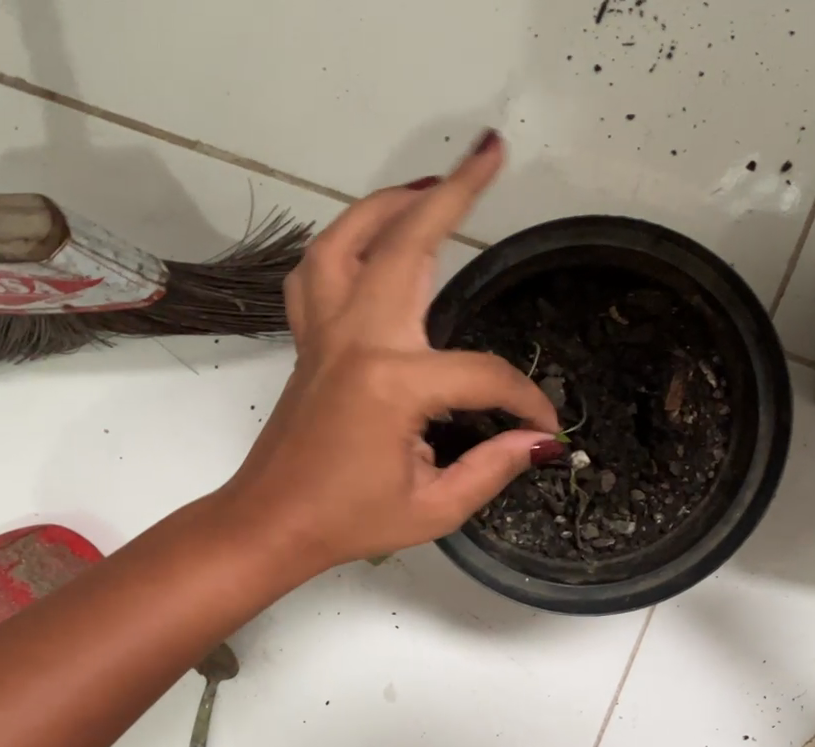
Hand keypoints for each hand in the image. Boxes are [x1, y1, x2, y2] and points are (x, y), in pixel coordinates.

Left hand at [217, 130, 561, 570]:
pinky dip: (342, 242)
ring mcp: (325, 332)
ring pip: (349, 241)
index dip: (524, 401)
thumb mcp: (434, 509)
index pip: (482, 375)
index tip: (545, 429)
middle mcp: (357, 339)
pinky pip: (316, 271)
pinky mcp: (308, 340)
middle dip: (453, 194)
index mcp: (393, 383)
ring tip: (431, 187)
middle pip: (407, 246)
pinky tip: (367, 239)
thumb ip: (492, 469)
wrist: (270, 523)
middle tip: (490, 154)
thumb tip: (540, 442)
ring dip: (389, 204)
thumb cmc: (348, 522)